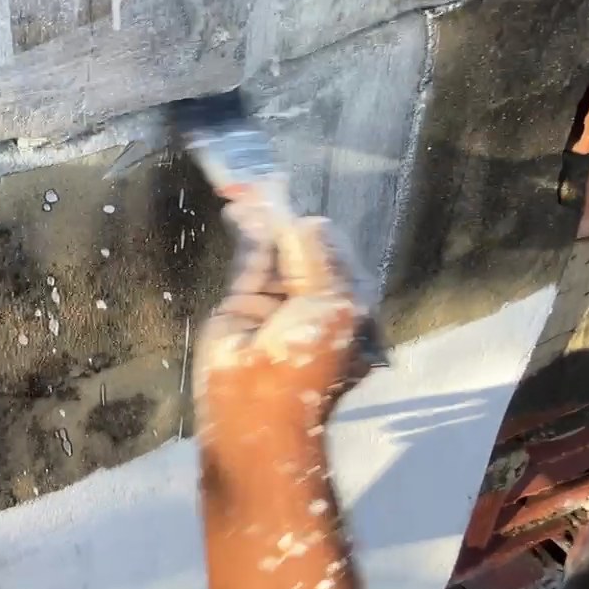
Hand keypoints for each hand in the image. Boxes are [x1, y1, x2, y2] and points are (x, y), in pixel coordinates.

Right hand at [195, 205, 370, 453]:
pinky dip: (245, 235)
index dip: (315, 226)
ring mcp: (276, 300)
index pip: (335, 254)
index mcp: (348, 306)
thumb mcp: (330, 305)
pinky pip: (247, 261)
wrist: (253, 402)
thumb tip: (303, 219)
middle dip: (287, 219)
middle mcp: (314, 299)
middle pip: (301, 248)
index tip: (296, 199)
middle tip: (267, 186)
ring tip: (247, 189)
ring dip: (262, 221)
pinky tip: (240, 211)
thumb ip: (315, 259)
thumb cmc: (308, 358)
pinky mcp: (241, 300)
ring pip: (272, 250)